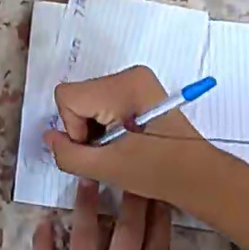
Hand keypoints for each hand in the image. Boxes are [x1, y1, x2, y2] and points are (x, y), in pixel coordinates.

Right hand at [43, 65, 222, 205]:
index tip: (97, 148)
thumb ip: (68, 154)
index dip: (72, 127)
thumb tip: (48, 137)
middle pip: (77, 97)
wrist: (200, 175)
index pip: (68, 97)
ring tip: (117, 148)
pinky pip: (102, 100)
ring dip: (93, 127)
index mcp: (123, 87)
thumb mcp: (107, 169)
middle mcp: (129, 74)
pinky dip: (104, 122)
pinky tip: (123, 140)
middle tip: (108, 152)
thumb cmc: (158, 172)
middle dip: (83, 127)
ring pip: (87, 100)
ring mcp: (135, 79)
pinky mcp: (139, 88)